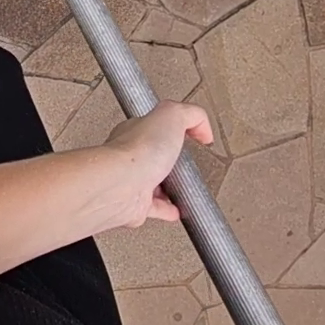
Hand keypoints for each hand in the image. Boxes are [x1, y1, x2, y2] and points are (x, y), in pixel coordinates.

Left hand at [99, 102, 214, 227]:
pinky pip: (154, 207)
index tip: (186, 131)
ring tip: (183, 186)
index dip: (168, 126)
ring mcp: (133, 181)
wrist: (122, 185)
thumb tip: (202, 126)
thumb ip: (190, 114)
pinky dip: (167, 209)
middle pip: (151, 154)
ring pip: (152, 182)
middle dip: (168, 157)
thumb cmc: (138, 150)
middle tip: (184, 161)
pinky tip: (176, 209)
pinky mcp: (136, 204)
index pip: (152, 125)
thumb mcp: (172, 115)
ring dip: (168, 185)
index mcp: (136, 131)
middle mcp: (131, 155)